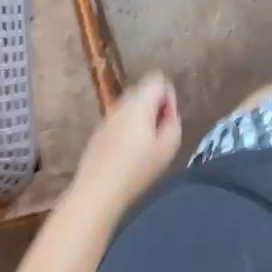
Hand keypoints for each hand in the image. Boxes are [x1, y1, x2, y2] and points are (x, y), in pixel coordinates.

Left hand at [70, 72, 182, 215]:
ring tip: (145, 146)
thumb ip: (174, 121)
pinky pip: (119, 121)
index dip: (168, 96)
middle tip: (160, 133)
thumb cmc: (138, 169)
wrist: (98, 191)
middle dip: (155, 106)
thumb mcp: (169, 146)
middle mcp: (121, 104)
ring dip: (141, 118)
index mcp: (139, 103)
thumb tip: (168, 111)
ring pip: (130, 107)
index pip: (158, 80)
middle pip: (143, 91)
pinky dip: (127, 129)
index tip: (168, 119)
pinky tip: (128, 154)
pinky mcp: (97, 132)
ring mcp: (106, 117)